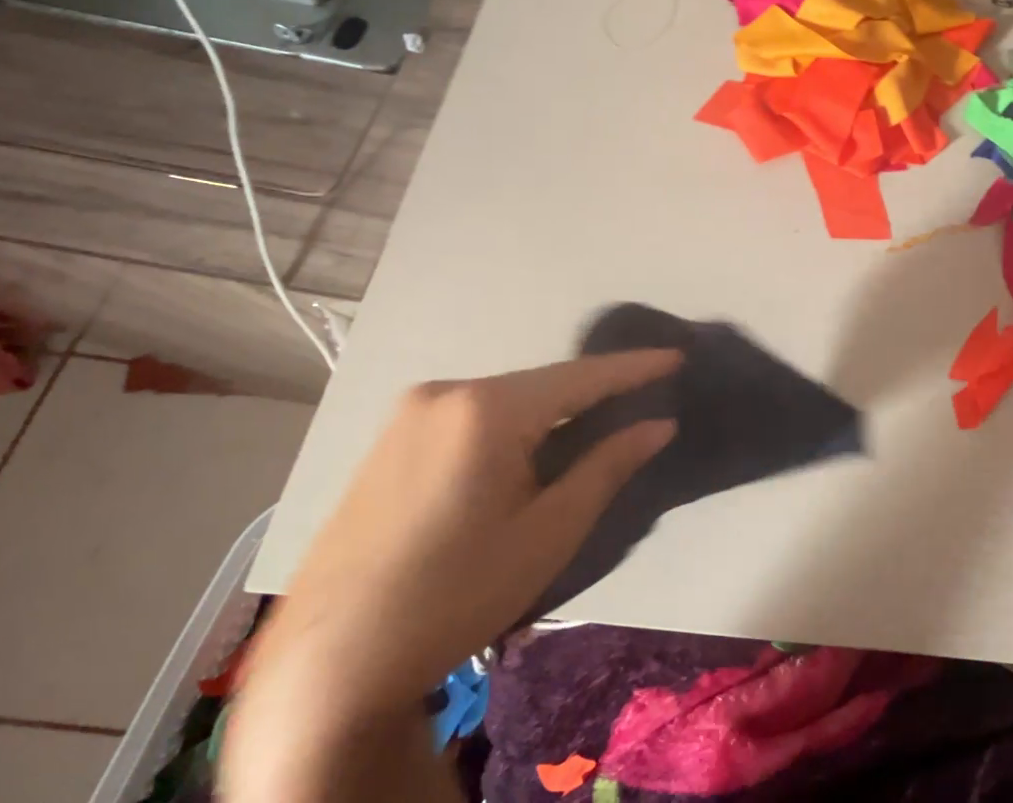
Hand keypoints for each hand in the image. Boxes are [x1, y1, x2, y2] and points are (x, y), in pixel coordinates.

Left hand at [223, 350, 680, 801]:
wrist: (335, 656)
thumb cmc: (460, 590)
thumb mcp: (550, 531)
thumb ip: (608, 467)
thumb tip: (658, 425)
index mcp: (487, 410)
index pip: (580, 377)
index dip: (634, 369)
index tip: (677, 357)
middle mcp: (443, 394)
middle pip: (539, 386)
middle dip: (591, 394)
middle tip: (641, 399)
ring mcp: (407, 416)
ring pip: (503, 403)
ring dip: (550, 414)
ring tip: (593, 428)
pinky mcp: (388, 442)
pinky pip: (469, 419)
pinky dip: (510, 428)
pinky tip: (526, 454)